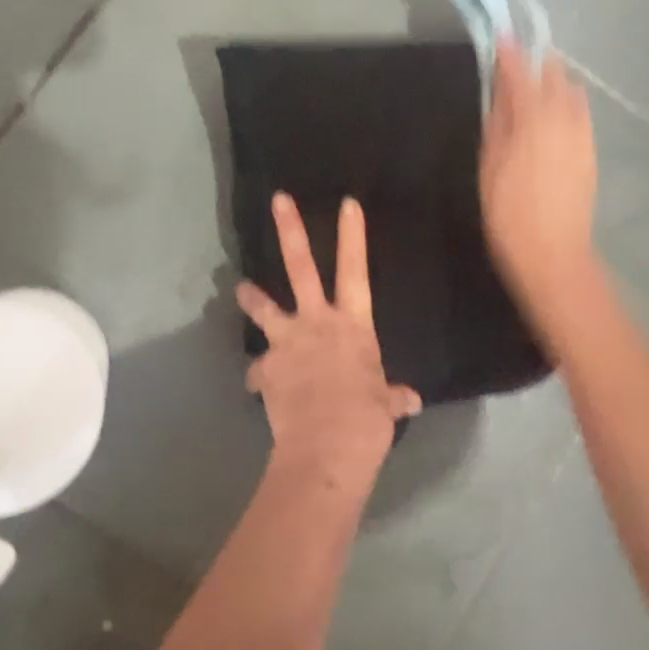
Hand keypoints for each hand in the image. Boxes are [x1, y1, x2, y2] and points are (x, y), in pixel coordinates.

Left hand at [239, 193, 422, 484]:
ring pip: (264, 307)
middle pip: (301, 266)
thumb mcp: (385, 406)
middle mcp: (317, 322)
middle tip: (278, 199)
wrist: (324, 450)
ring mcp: (287, 342)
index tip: (347, 203)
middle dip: (290, 230)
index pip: (355, 270)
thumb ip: (392, 396)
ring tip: (240, 288)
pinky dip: (259, 377)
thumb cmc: (366, 423)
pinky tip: (258, 386)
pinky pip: (258, 370)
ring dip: (251, 297)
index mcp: (353, 326)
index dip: (352, 236)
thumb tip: (409, 399)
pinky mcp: (266, 367)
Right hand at [480, 40, 597, 298]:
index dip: (509, 52)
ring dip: (552, 80)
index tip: (500, 35)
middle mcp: (563, 117)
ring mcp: (582, 133)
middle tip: (516, 57)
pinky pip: (579, 112)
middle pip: (553, 74)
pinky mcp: (590, 150)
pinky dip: (564, 102)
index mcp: (532, 118)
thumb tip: (500, 91)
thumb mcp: (490, 163)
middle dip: (535, 61)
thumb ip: (498, 121)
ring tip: (534, 83)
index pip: (520, 72)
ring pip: (571, 91)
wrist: (552, 253)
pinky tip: (550, 114)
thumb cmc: (508, 211)